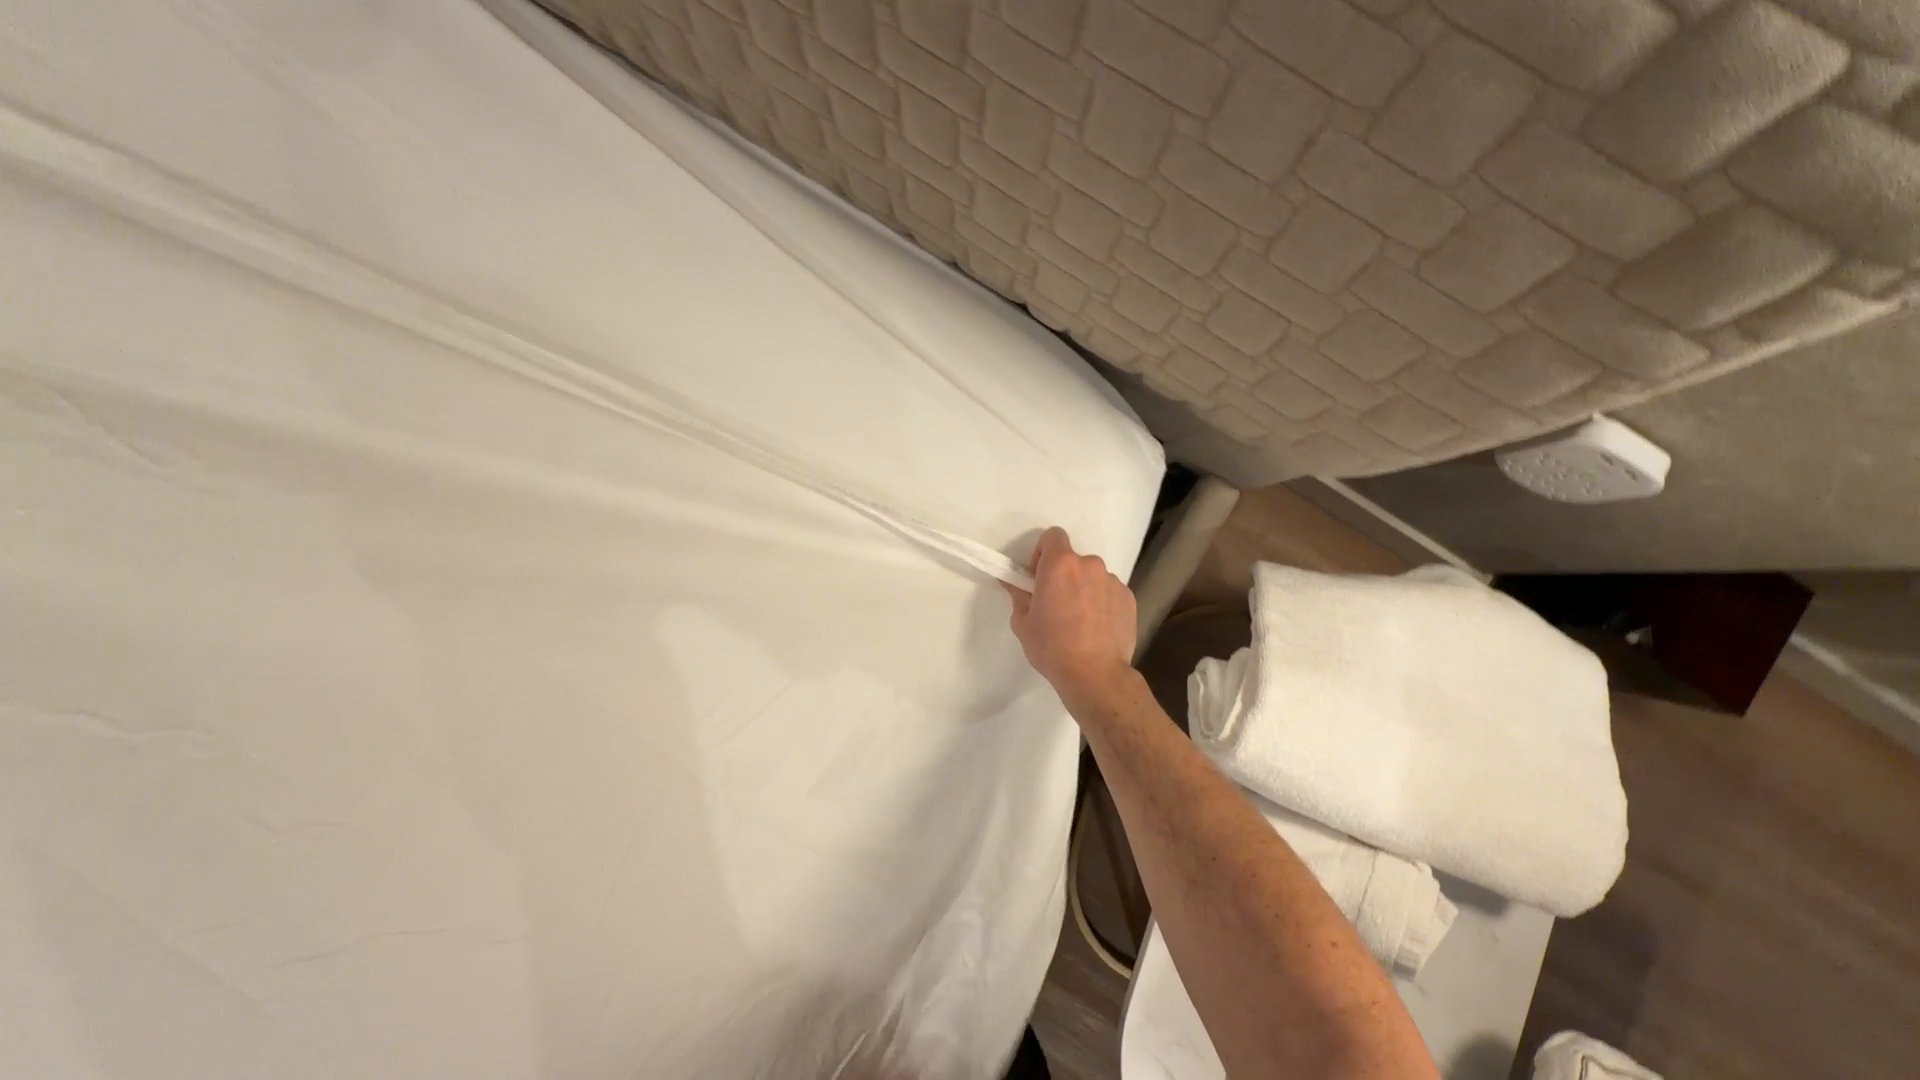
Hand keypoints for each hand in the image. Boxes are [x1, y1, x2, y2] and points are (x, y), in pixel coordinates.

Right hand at [1004, 527, 1136, 708]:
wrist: (1094, 675)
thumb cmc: (1052, 647)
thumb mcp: (1023, 622)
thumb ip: (1018, 595)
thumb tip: (1013, 582)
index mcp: (1061, 565)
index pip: (1053, 536)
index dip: (1043, 552)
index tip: (1039, 576)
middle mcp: (1090, 565)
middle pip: (1074, 560)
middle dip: (1064, 575)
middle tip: (1057, 603)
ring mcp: (1113, 581)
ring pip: (1093, 577)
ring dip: (1085, 589)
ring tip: (1080, 621)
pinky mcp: (1129, 599)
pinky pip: (1110, 593)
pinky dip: (1102, 603)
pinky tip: (1097, 629)